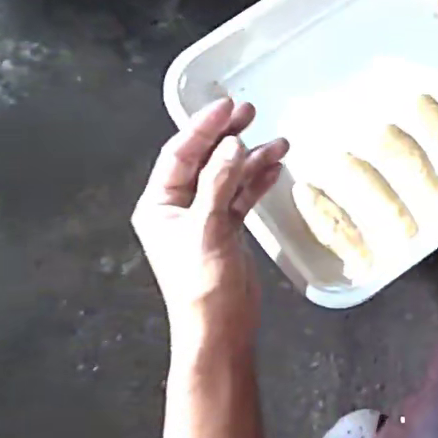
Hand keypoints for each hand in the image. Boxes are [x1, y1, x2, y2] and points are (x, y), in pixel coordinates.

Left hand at [132, 99, 289, 350]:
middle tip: (250, 112)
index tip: (227, 107)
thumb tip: (232, 144)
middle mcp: (178, 206)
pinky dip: (257, 180)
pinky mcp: (225, 229)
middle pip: (204, 159)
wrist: (220, 330)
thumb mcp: (208, 229)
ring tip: (278, 142)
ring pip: (228, 176)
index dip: (204, 127)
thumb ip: (219, 183)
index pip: (180, 154)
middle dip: (228, 135)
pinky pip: (241, 195)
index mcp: (160, 204)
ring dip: (252, 158)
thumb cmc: (203, 288)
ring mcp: (204, 217)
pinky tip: (275, 167)